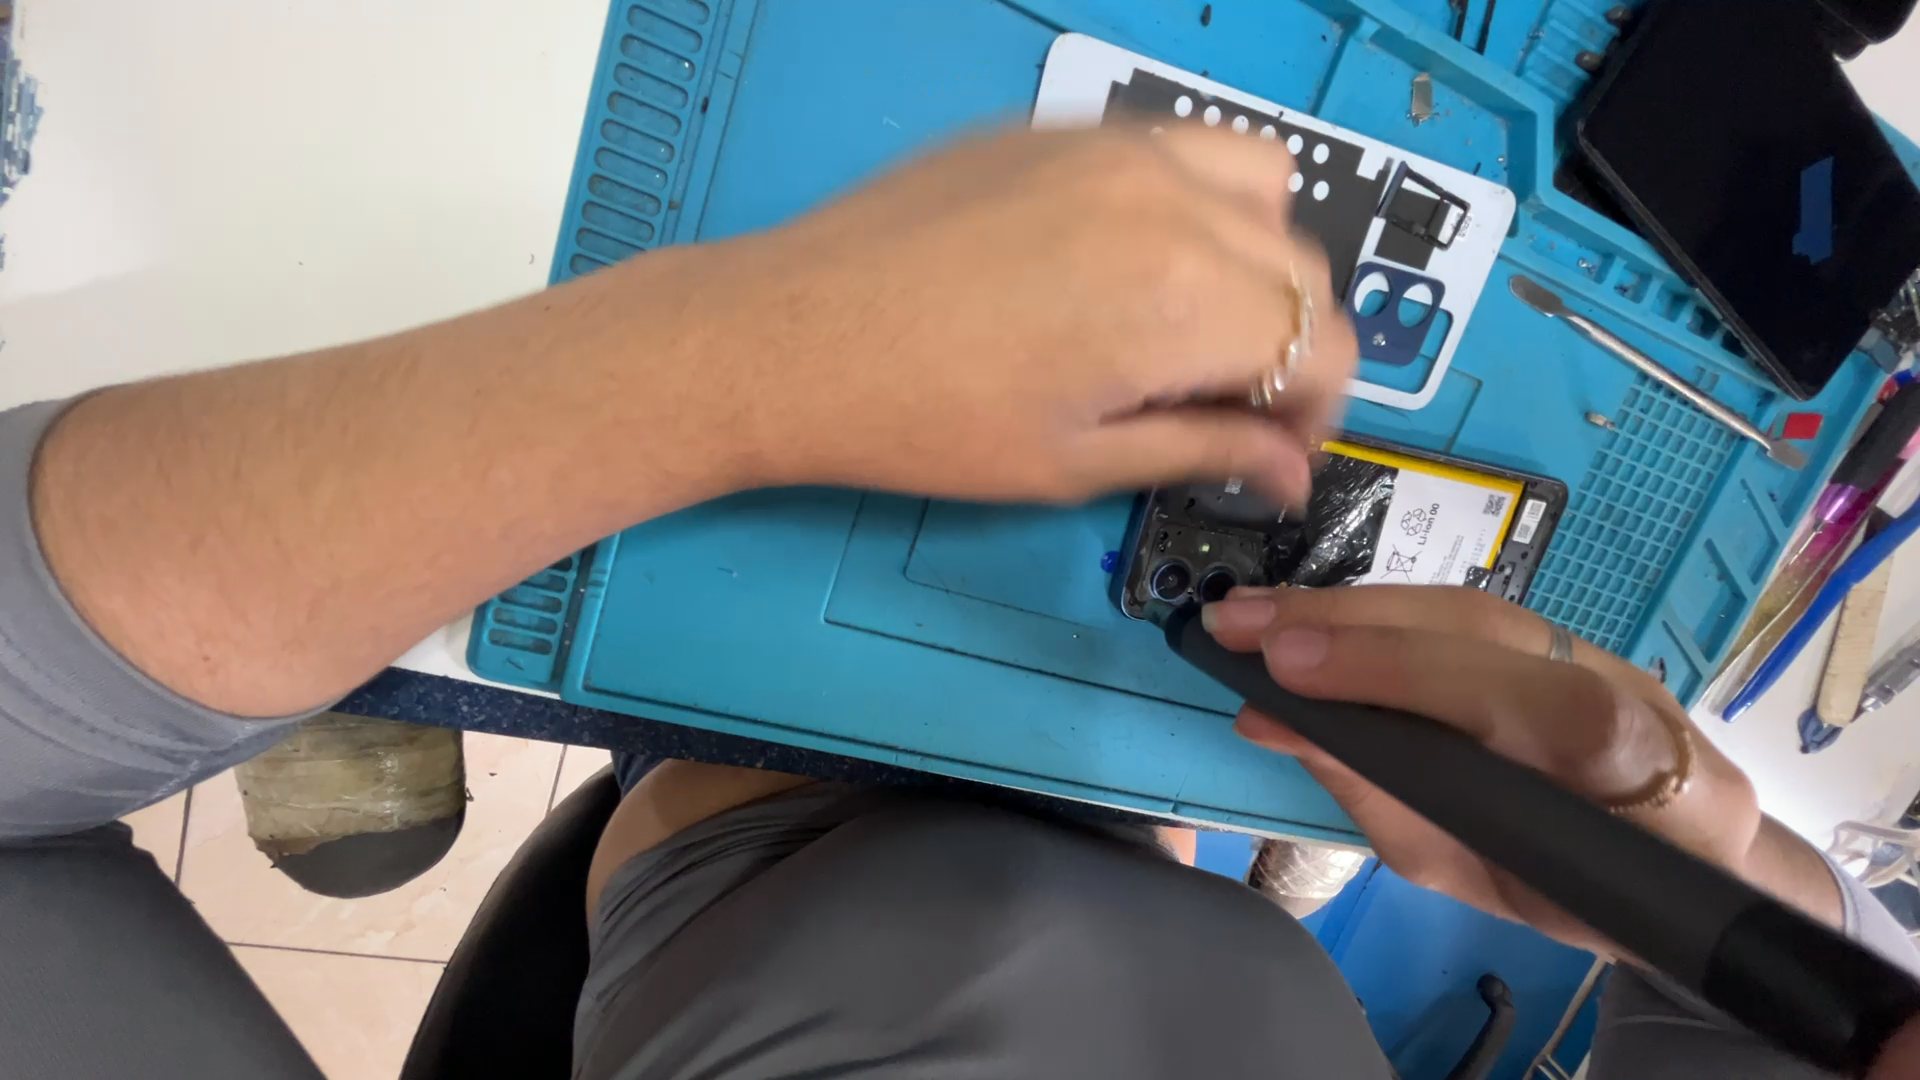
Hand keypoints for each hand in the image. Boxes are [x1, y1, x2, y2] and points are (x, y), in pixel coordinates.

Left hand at [662, 125, 1355, 504]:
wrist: (796, 339)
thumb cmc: (928, 423)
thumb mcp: (1076, 460)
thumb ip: (1200, 450)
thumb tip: (1288, 470)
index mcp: (1184, 299)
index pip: (1322, 347)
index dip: (1316, 412)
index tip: (1278, 452)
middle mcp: (1172, 200)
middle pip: (1303, 268)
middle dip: (1293, 347)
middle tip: (1236, 407)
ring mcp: (1115, 147)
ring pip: (1259, 189)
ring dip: (1258, 266)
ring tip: (1196, 329)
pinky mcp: (1061, 130)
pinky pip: (1180, 150)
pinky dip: (1200, 208)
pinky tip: (1139, 264)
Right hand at [1200, 585, 1837, 953]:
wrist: (1672, 858)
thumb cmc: (1559, 882)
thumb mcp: (1460, 868)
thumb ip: (1371, 792)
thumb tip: (1271, 721)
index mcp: (1633, 776)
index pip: (1520, 700)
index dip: (1400, 671)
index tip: (1286, 668)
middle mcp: (1618, 686)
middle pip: (1474, 627)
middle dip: (1339, 621)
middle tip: (1231, 624)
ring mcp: (1585, 646)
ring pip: (1452, 604)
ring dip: (1336, 604)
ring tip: (1245, 614)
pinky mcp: (1538, 629)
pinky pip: (1441, 608)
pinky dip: (1360, 609)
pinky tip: (1297, 612)